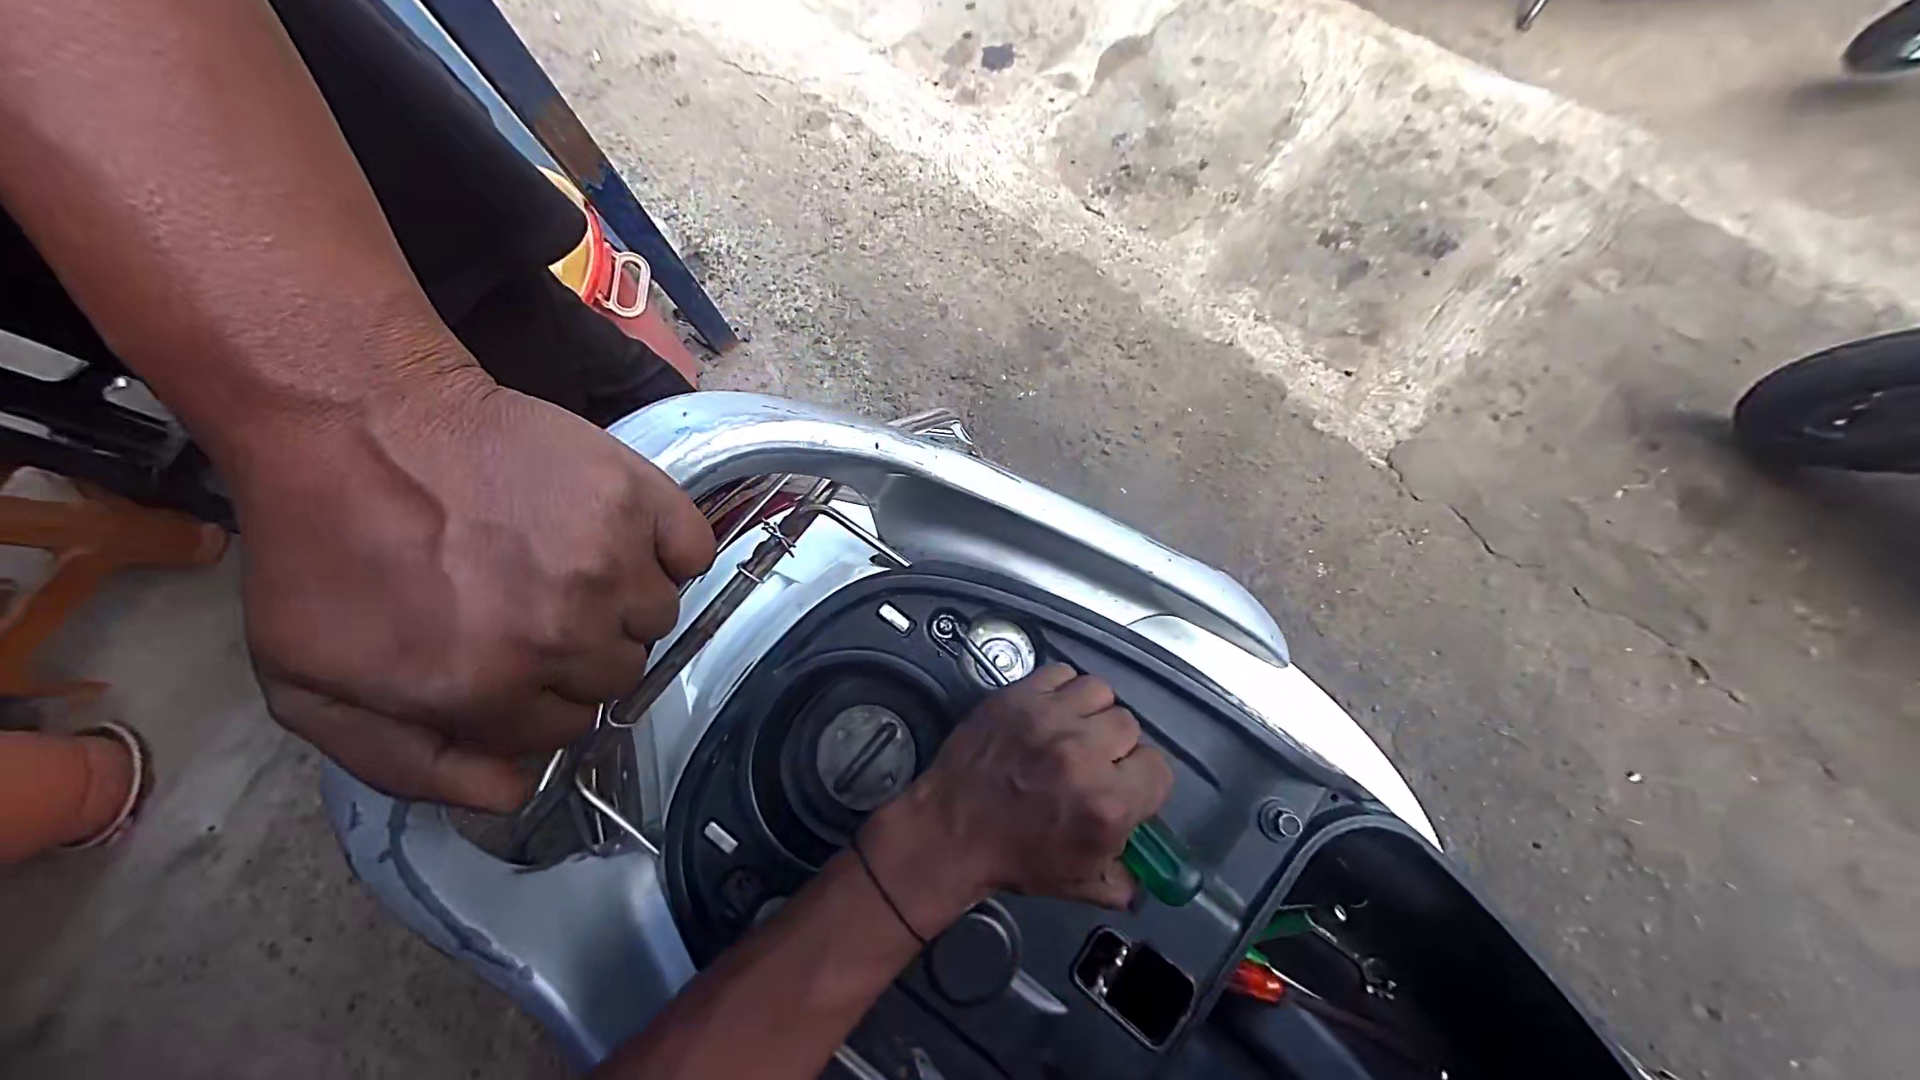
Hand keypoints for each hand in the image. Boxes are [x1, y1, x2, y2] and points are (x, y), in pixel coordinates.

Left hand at [230, 363, 713, 810]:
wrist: (363, 424)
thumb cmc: (332, 549)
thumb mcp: (314, 684)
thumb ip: (410, 763)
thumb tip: (517, 791)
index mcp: (490, 687)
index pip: (567, 728)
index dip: (542, 697)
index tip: (522, 659)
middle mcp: (565, 631)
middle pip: (621, 672)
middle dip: (584, 651)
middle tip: (543, 602)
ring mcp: (614, 560)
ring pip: (660, 615)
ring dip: (626, 599)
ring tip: (576, 560)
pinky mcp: (644, 501)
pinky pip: (693, 553)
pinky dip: (672, 552)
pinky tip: (627, 537)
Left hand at [857, 665, 1173, 932]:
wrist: (948, 831)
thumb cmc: (1011, 858)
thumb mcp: (1079, 885)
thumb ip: (1124, 879)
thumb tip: (1145, 871)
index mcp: (1106, 803)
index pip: (1158, 769)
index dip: (1143, 780)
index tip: (1126, 785)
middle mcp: (1083, 752)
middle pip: (1128, 726)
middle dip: (1115, 746)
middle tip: (1093, 761)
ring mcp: (1048, 718)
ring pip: (1099, 692)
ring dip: (1092, 712)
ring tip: (1073, 730)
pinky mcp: (1019, 696)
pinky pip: (1062, 673)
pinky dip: (1062, 689)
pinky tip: (1051, 711)